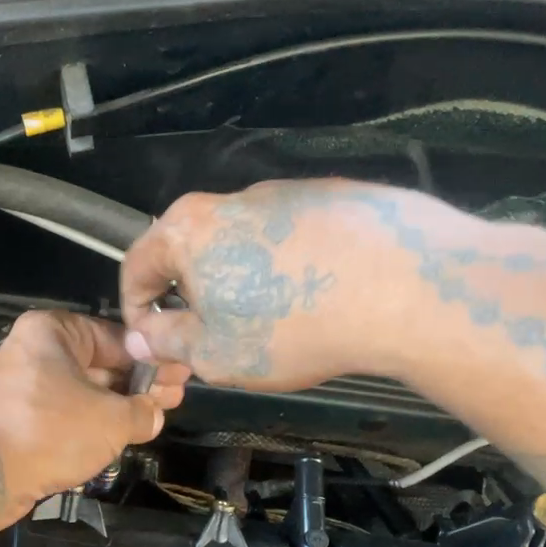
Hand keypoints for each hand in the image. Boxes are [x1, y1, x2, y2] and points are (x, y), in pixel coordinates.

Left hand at [0, 311, 186, 529]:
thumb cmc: (50, 431)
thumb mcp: (112, 419)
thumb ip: (142, 411)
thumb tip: (152, 414)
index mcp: (52, 331)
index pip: (116, 336)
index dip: (152, 358)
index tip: (180, 374)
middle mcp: (32, 351)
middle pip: (98, 364)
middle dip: (136, 383)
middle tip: (173, 399)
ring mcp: (20, 386)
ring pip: (80, 392)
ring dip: (115, 406)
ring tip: (152, 419)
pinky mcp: (14, 419)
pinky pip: (61, 414)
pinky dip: (88, 423)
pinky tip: (116, 436)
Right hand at [119, 179, 466, 390]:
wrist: (410, 288)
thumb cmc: (292, 327)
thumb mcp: (213, 353)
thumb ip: (167, 342)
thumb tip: (142, 336)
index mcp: (188, 230)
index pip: (135, 266)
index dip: (137, 312)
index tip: (155, 346)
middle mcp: (232, 200)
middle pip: (189, 253)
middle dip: (189, 300)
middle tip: (209, 343)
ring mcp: (288, 193)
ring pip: (241, 246)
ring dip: (239, 285)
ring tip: (272, 326)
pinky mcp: (335, 198)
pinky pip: (291, 239)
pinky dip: (287, 270)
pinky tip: (316, 301)